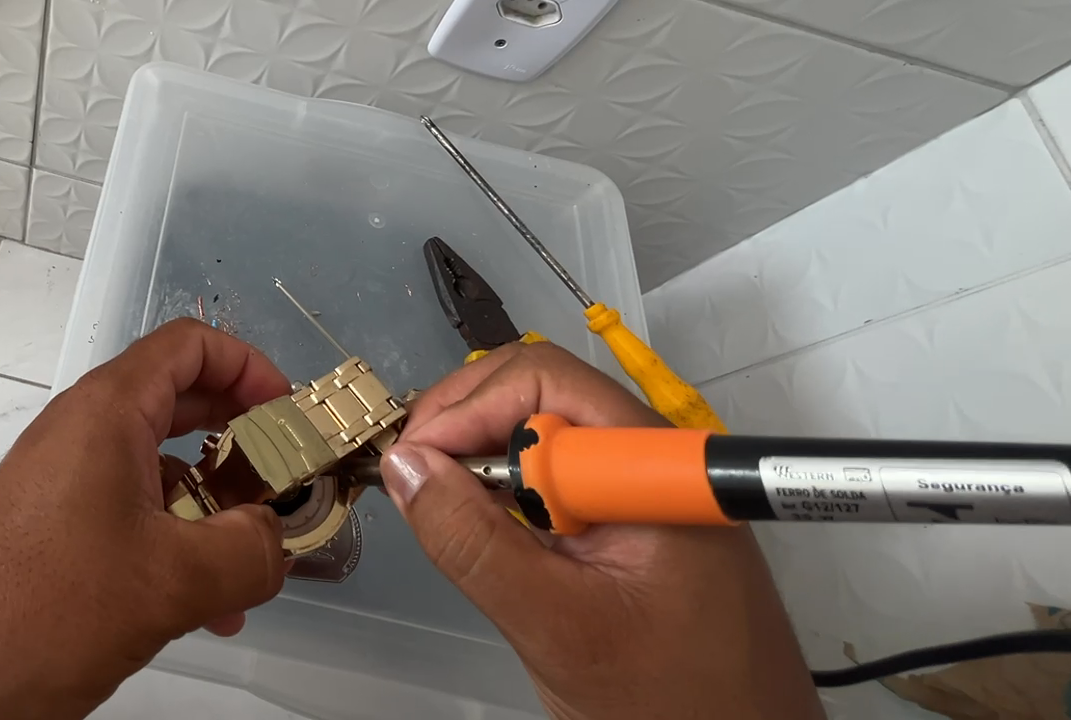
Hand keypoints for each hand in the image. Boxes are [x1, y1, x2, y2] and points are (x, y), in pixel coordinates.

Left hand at [0, 319, 290, 719]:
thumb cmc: (46, 601)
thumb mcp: (169, 580)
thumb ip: (247, 553)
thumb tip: (278, 541)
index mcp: (110, 407)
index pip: (190, 345)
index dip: (249, 365)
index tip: (289, 413)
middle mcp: (86, 426)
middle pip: (178, 397)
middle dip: (241, 432)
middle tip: (286, 476)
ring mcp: (67, 474)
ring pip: (158, 461)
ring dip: (212, 499)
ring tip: (251, 555)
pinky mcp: (55, 520)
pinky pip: (131, 506)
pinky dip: (175, 536)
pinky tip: (205, 601)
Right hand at [381, 341, 820, 719]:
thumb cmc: (668, 701)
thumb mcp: (560, 629)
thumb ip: (478, 547)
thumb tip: (402, 464)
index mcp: (648, 465)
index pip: (542, 382)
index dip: (468, 407)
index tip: (414, 462)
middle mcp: (641, 453)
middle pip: (533, 386)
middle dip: (461, 416)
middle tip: (413, 469)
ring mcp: (632, 479)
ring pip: (531, 420)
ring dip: (470, 445)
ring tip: (433, 494)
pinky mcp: (617, 507)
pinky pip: (542, 462)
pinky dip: (491, 475)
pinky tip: (471, 513)